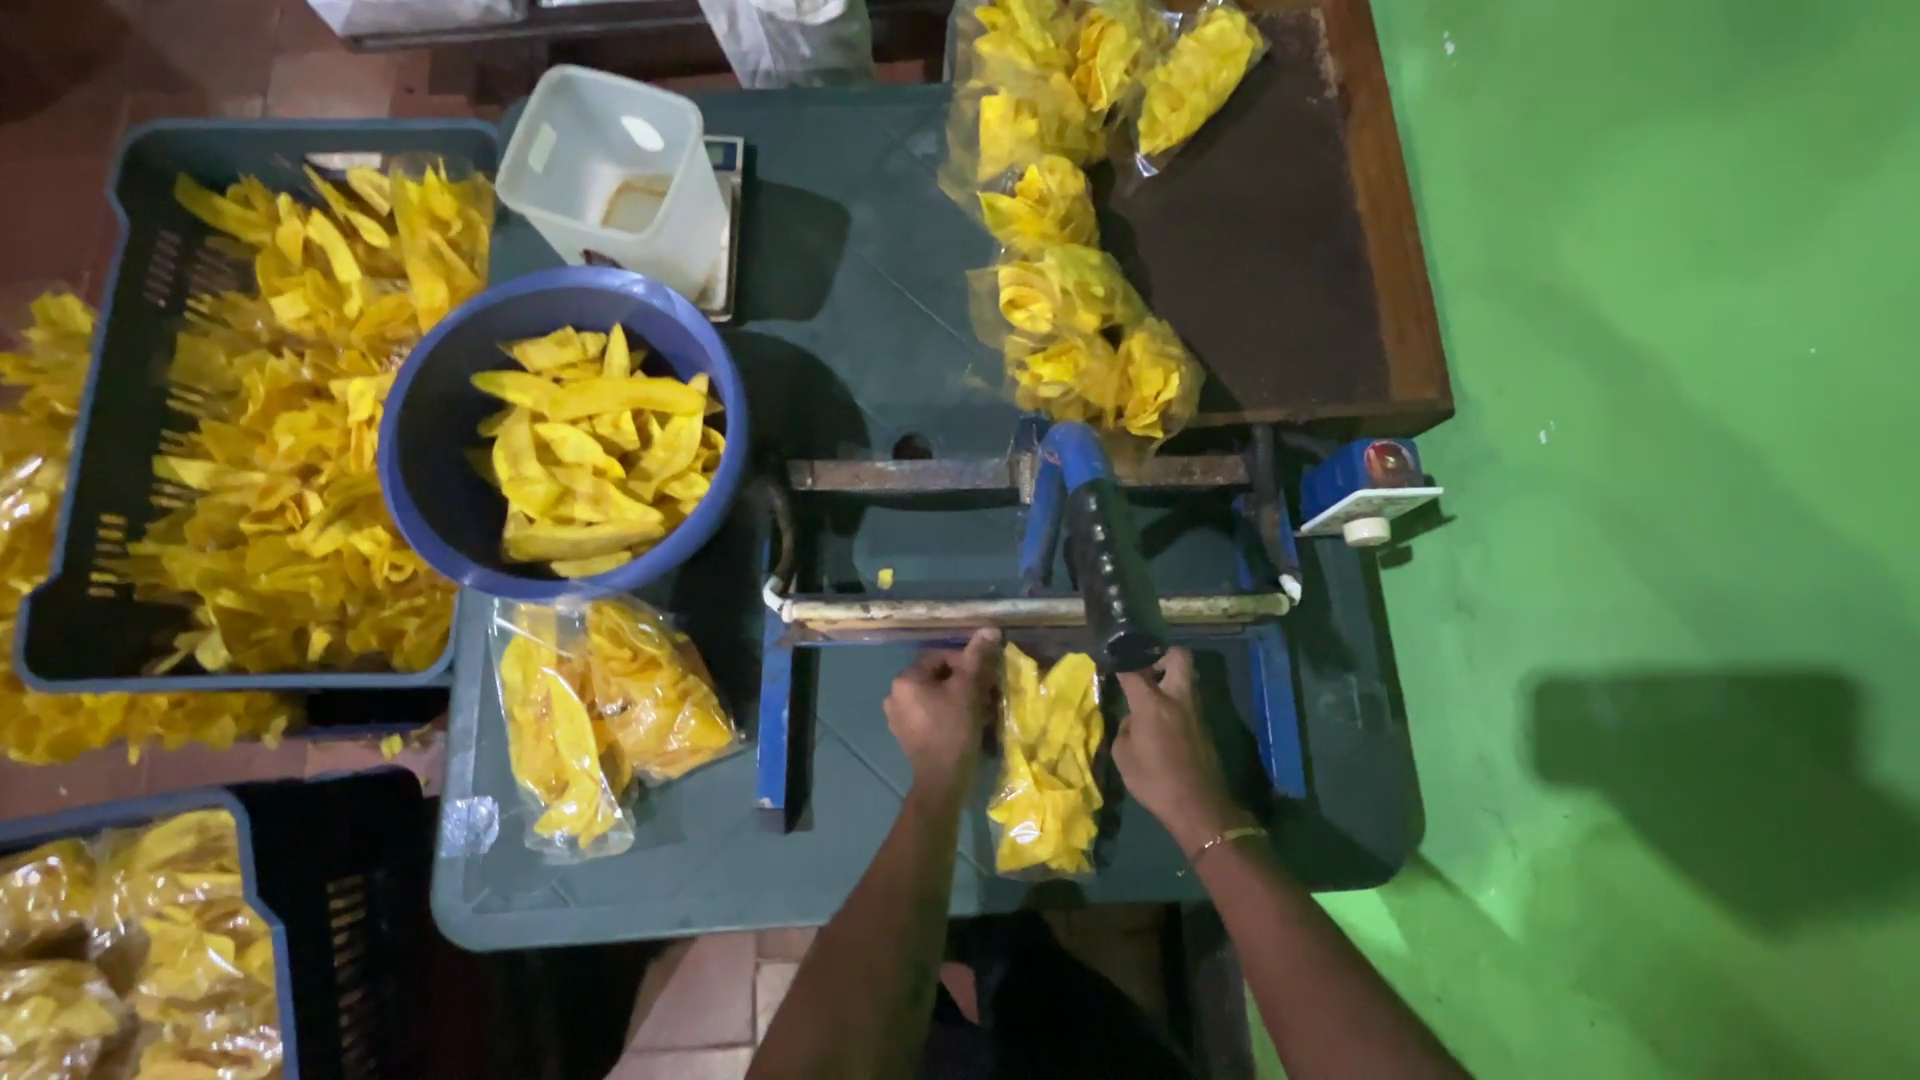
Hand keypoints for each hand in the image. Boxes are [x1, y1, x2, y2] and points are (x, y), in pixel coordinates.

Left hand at [884, 628, 1000, 793]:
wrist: (942, 779)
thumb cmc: (954, 728)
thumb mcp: (968, 688)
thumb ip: (977, 656)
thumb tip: (989, 629)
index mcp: (905, 679)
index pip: (937, 656)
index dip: (964, 661)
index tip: (983, 676)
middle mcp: (894, 694)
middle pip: (935, 675)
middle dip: (962, 680)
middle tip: (984, 692)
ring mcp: (897, 717)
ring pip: (933, 695)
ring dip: (957, 696)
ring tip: (979, 708)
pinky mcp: (905, 735)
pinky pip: (928, 713)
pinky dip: (947, 712)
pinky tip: (966, 723)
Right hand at [1114, 648, 1249, 853]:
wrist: (1197, 806)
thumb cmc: (1153, 780)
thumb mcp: (1123, 756)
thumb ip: (1126, 729)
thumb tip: (1134, 721)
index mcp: (1152, 703)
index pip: (1133, 668)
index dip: (1121, 660)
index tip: (1113, 660)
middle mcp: (1177, 698)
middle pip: (1178, 657)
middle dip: (1162, 655)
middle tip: (1147, 670)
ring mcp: (1195, 711)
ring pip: (1187, 679)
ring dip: (1170, 680)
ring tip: (1151, 699)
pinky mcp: (1204, 726)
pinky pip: (1189, 702)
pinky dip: (1175, 703)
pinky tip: (1162, 724)